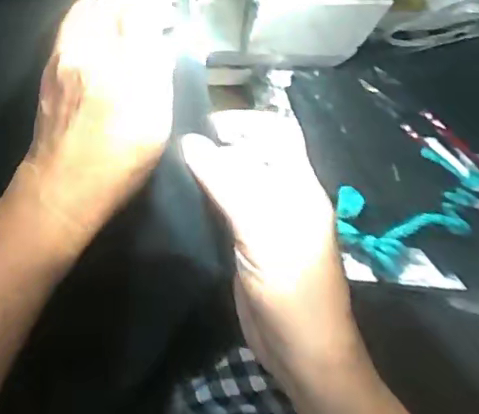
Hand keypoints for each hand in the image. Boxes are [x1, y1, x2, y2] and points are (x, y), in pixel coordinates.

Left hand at [9, 0, 174, 246]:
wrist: (61, 184)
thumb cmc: (117, 158)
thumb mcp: (153, 118)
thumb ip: (154, 69)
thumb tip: (154, 33)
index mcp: (118, 64)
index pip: (133, 16)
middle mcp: (88, 53)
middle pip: (106, 11)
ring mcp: (64, 61)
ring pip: (84, 17)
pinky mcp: (50, 72)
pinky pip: (67, 28)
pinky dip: (78, 13)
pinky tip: (83, 9)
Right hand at [183, 110, 355, 364]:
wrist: (303, 358)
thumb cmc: (292, 291)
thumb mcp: (260, 233)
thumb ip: (226, 183)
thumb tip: (189, 141)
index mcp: (299, 187)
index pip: (277, 132)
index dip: (245, 120)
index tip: (205, 124)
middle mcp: (283, 195)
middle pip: (251, 149)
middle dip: (219, 140)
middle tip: (180, 143)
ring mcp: (264, 217)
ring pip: (235, 173)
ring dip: (208, 165)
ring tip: (175, 161)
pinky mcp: (246, 236)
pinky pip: (224, 198)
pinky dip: (204, 188)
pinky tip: (182, 190)